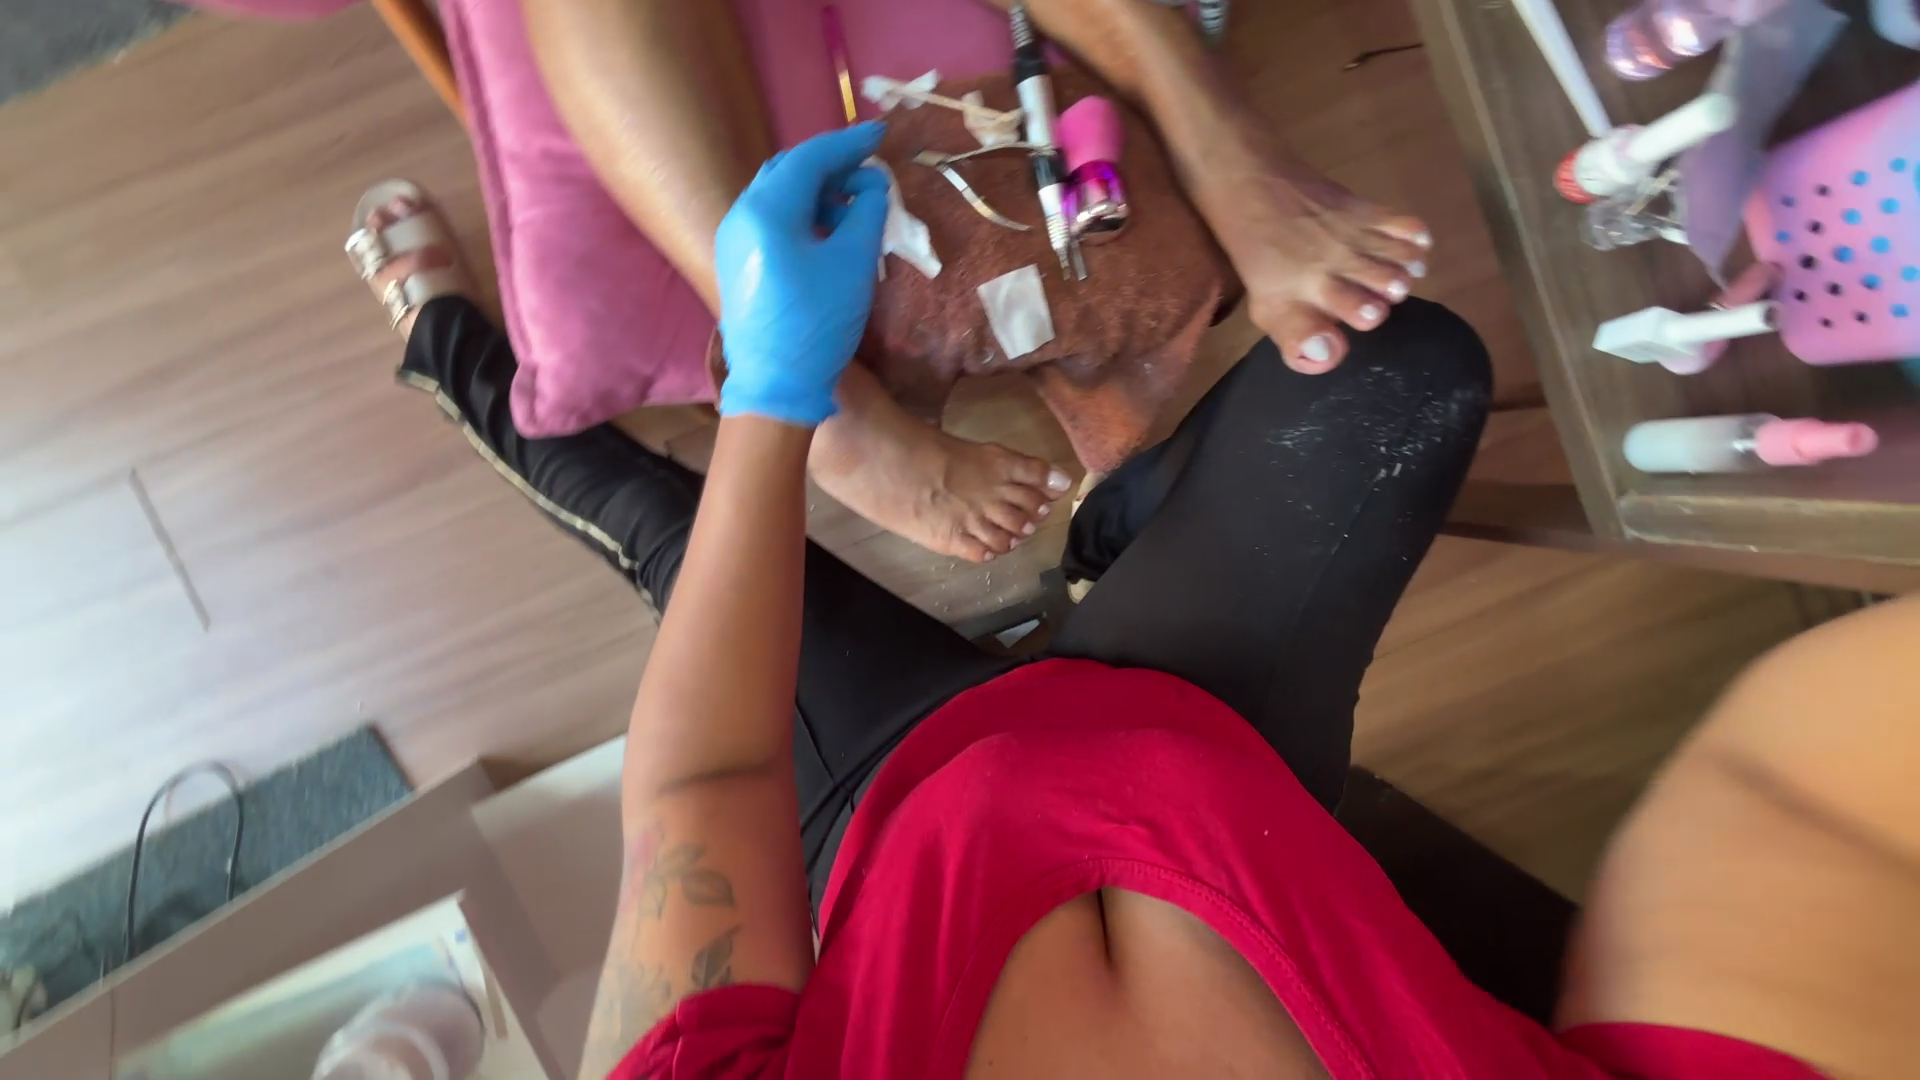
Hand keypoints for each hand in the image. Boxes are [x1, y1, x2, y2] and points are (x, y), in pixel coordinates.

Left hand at [715, 123, 890, 426]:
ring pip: (778, 198)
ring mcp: (733, 240)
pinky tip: (826, 235)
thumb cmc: (817, 325)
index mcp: (766, 210)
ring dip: (816, 194)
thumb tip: (871, 186)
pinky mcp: (737, 264)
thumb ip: (866, 214)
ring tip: (852, 210)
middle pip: (788, 172)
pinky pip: (770, 223)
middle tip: (867, 176)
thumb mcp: (852, 265)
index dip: (848, 145)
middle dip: (830, 168)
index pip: (809, 159)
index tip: (881, 136)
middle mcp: (740, 215)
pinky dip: (801, 217)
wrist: (776, 386)